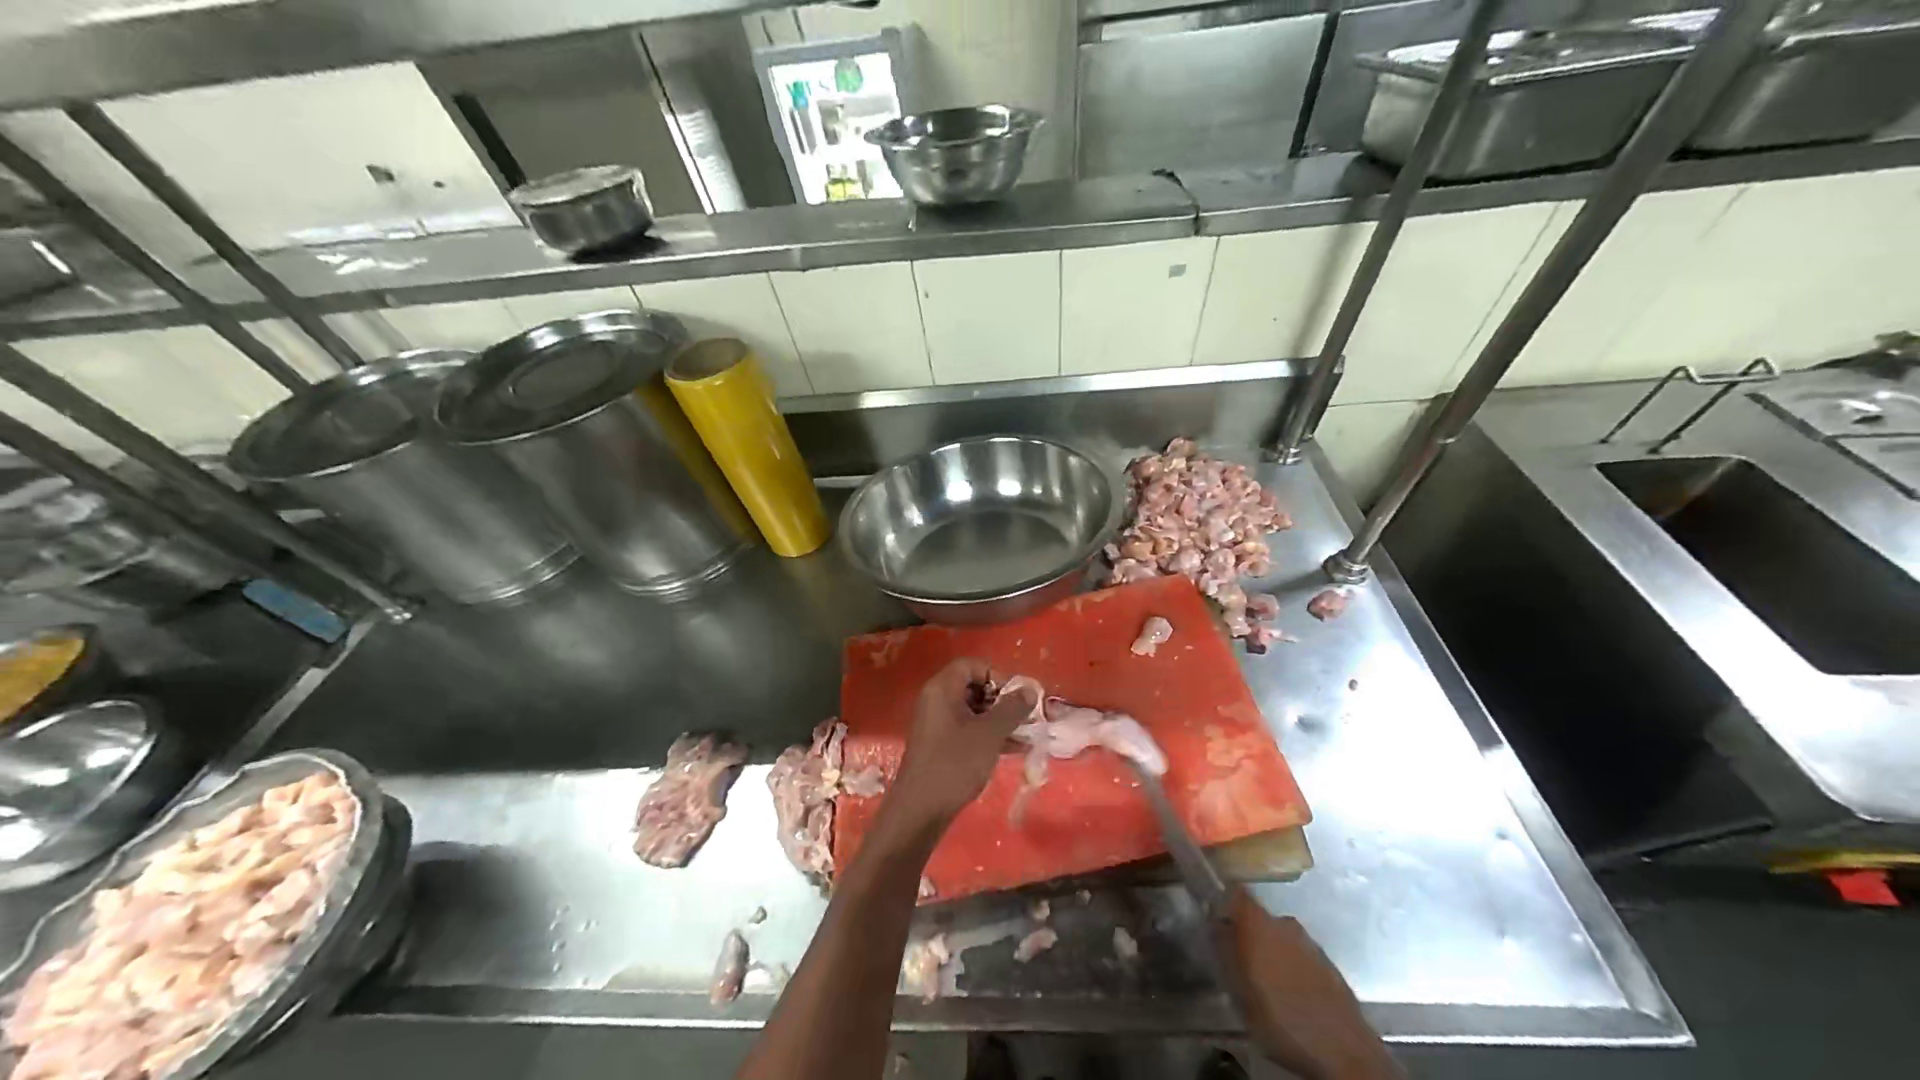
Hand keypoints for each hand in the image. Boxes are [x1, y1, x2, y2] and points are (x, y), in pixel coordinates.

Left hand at [884, 658, 1035, 833]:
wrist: (921, 809)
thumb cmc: (955, 764)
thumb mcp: (989, 734)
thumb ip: (1012, 709)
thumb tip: (1030, 689)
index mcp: (941, 689)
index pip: (971, 665)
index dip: (996, 675)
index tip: (1015, 697)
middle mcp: (935, 700)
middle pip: (972, 686)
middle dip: (1001, 699)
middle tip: (1023, 716)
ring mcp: (935, 723)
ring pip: (972, 710)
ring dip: (998, 719)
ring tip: (1023, 735)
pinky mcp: (939, 744)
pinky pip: (966, 728)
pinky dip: (987, 734)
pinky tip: (1012, 749)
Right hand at [1212, 887, 1402, 1079]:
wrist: (1345, 1052)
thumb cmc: (1280, 1018)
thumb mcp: (1238, 989)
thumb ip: (1223, 950)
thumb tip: (1214, 922)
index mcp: (1258, 923)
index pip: (1235, 892)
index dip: (1221, 897)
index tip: (1210, 911)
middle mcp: (1284, 923)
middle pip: (1256, 915)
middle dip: (1244, 930)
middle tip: (1233, 954)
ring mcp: (1309, 942)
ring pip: (1278, 935)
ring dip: (1268, 949)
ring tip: (1260, 977)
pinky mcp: (1328, 964)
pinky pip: (1298, 953)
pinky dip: (1289, 964)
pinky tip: (1287, 990)